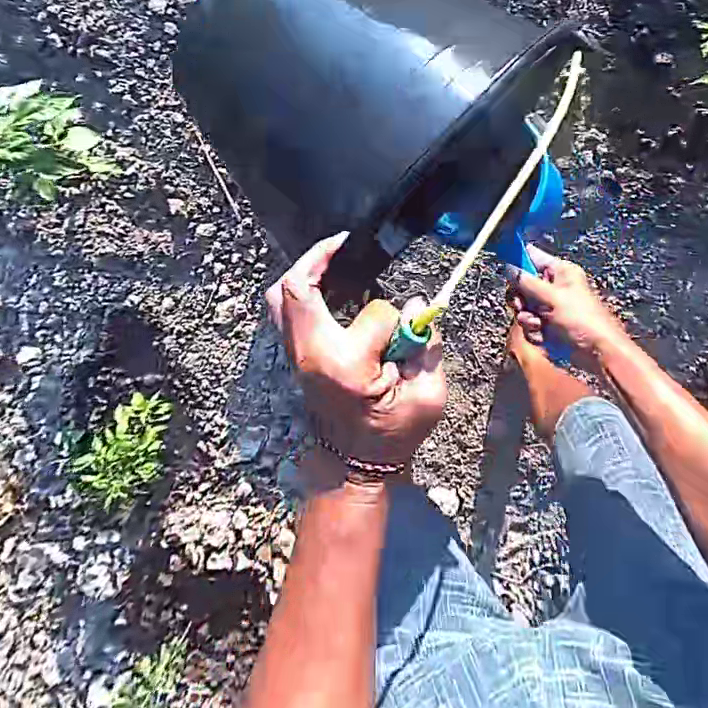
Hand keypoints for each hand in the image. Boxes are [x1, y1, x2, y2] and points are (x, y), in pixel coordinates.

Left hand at [265, 233, 446, 480]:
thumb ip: (426, 345)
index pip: (376, 314)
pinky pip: (284, 310)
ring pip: (279, 296)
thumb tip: (417, 304)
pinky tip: (324, 283)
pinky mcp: (295, 355)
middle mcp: (310, 354)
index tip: (410, 329)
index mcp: (345, 364)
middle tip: (343, 243)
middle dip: (320, 256)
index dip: (398, 316)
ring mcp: (296, 355)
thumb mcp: (428, 396)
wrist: (354, 465)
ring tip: (332, 257)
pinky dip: (299, 289)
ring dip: (304, 271)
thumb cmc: (393, 433)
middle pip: (295, 287)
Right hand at [508, 246, 629, 355]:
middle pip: (521, 284)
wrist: (597, 353)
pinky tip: (543, 336)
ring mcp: (549, 306)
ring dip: (526, 318)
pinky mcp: (547, 324)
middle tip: (523, 306)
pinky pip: (528, 323)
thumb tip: (509, 269)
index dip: (518, 262)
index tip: (508, 273)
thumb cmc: (583, 321)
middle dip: (520, 299)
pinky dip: (533, 331)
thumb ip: (527, 282)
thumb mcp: (552, 297)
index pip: (532, 257)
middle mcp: (554, 286)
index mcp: (560, 272)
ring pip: (523, 306)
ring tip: (539, 325)